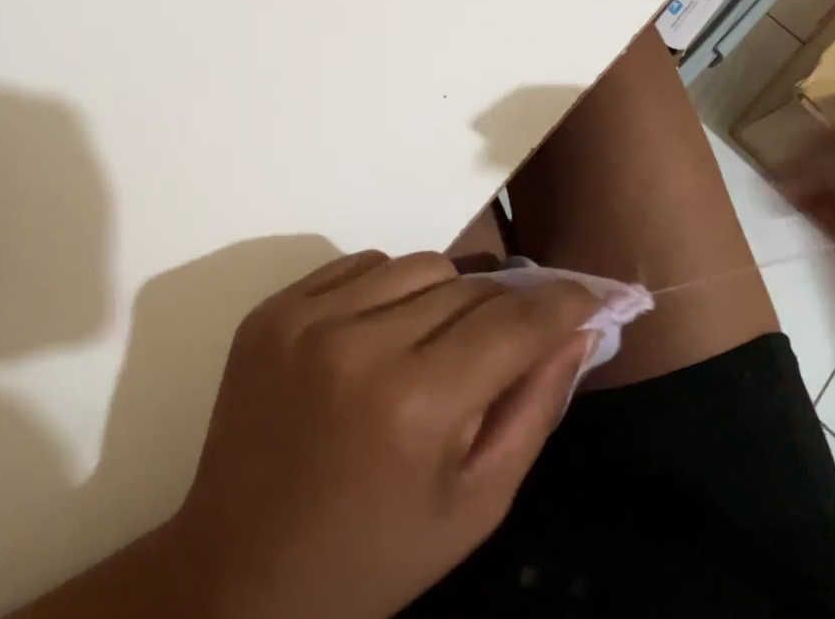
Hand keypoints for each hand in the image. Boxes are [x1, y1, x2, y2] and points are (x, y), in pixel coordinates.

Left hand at [167, 250, 599, 618]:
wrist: (244, 570)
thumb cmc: (377, 552)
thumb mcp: (479, 502)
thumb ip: (535, 407)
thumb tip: (579, 329)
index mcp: (416, 404)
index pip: (515, 320)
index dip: (564, 302)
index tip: (590, 298)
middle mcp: (358, 344)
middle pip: (470, 286)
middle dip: (508, 308)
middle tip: (516, 340)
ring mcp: (304, 320)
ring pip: (418, 264)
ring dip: (448, 295)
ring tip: (441, 345)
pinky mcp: (270, 311)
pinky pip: (361, 266)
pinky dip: (390, 289)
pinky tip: (384, 337)